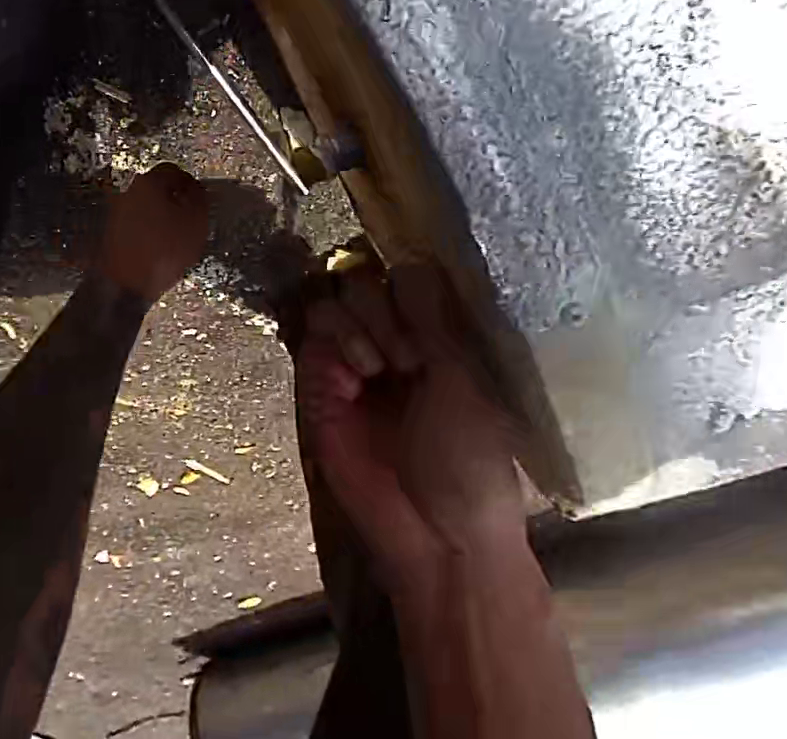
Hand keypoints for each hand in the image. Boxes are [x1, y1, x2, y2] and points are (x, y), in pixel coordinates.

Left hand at [97, 164, 209, 302]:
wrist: (125, 286)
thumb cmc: (163, 251)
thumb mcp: (195, 222)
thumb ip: (198, 198)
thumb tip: (195, 189)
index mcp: (148, 183)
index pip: (173, 170)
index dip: (190, 182)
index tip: (200, 197)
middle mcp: (128, 193)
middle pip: (158, 187)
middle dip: (176, 198)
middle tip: (192, 215)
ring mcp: (117, 213)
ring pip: (147, 206)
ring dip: (163, 215)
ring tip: (179, 234)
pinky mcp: (113, 233)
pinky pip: (138, 223)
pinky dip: (151, 229)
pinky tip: (161, 246)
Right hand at [295, 263, 525, 590]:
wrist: (436, 528)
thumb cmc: (472, 456)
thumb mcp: (468, 379)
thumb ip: (434, 317)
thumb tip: (410, 258)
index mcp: (435, 332)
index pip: (406, 272)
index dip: (408, 282)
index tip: (427, 314)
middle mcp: (391, 335)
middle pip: (364, 276)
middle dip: (384, 309)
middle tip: (410, 359)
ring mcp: (351, 354)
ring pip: (335, 295)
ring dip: (360, 324)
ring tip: (382, 370)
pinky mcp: (319, 377)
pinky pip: (315, 331)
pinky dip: (337, 343)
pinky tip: (357, 377)